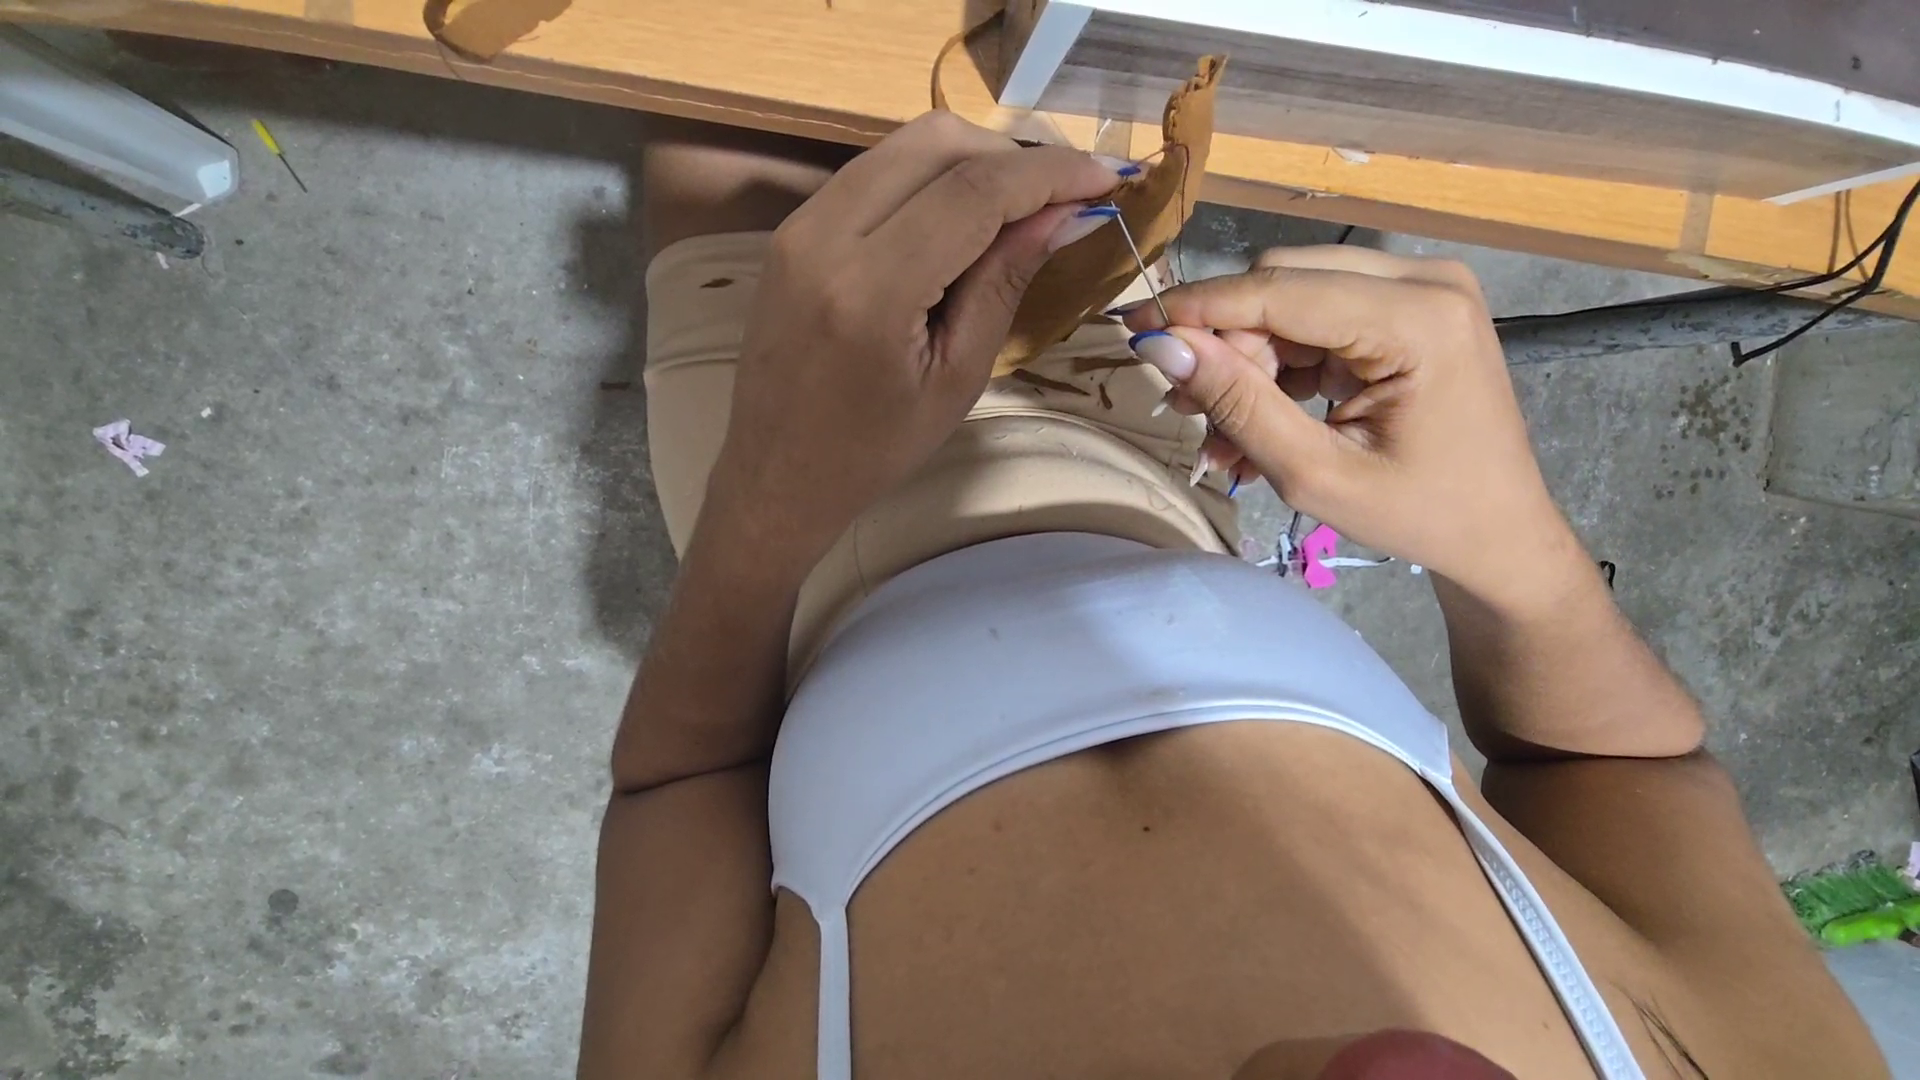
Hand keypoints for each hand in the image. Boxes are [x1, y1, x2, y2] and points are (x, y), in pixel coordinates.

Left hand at [704, 112, 1130, 565]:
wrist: (776, 473)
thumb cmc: (874, 450)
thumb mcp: (956, 379)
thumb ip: (1003, 284)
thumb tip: (1061, 214)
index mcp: (870, 292)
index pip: (972, 192)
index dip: (1048, 173)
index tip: (1104, 178)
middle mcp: (824, 237)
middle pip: (936, 143)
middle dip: (1012, 155)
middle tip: (1060, 196)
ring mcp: (799, 226)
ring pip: (901, 146)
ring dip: (970, 160)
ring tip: (1018, 207)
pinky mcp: (791, 230)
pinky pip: (871, 172)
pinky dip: (926, 178)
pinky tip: (958, 218)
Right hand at [1121, 245, 1586, 610]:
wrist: (1497, 531)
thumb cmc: (1417, 514)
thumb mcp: (1313, 472)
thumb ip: (1237, 403)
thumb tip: (1161, 347)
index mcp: (1418, 318)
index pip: (1277, 289)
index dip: (1197, 308)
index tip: (1133, 328)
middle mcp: (1423, 280)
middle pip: (1280, 283)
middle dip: (1225, 345)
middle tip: (1191, 411)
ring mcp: (1418, 290)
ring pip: (1289, 300)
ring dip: (1243, 364)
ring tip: (1218, 437)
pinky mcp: (1405, 310)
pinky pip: (1312, 322)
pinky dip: (1274, 371)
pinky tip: (1251, 426)